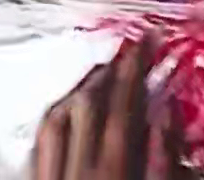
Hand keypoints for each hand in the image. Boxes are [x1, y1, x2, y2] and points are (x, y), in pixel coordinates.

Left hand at [34, 38, 177, 179]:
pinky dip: (50, 120)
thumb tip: (168, 107)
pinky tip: (62, 113)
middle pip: (85, 103)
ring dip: (74, 89)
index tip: (147, 37)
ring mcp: (49, 179)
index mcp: (112, 170)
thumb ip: (164, 159)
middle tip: (123, 52)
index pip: (122, 103)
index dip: (134, 65)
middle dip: (105, 70)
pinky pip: (35, 145)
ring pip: (54, 119)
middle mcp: (76, 169)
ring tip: (94, 74)